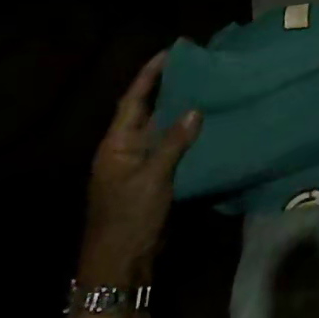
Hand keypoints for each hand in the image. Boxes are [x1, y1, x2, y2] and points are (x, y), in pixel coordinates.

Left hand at [81, 50, 200, 280]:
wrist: (120, 264)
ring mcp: (137, 167)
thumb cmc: (129, 217)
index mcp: (116, 143)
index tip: (170, 53)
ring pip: (159, 132)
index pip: (134, 99)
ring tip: (202, 92)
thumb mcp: (152, 178)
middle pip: (146, 112)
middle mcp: (124, 149)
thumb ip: (173, 143)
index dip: (150, 75)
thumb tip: (194, 110)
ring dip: (176, 114)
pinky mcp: (150, 183)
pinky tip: (202, 131)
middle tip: (193, 68)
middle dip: (166, 90)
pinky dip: (183, 140)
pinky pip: (168, 152)